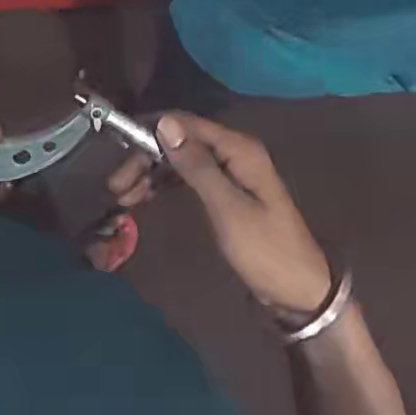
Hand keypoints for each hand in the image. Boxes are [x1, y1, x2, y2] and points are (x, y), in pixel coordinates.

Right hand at [107, 112, 332, 315]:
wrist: (299, 290)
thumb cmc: (265, 250)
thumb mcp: (227, 209)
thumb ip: (197, 166)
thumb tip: (166, 123)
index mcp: (239, 149)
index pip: (186, 123)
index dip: (150, 131)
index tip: (117, 149)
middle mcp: (233, 153)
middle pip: (180, 141)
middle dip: (146, 157)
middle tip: (116, 186)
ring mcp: (230, 172)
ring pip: (181, 160)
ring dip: (151, 173)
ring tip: (123, 196)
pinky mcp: (225, 192)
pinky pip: (188, 178)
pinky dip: (165, 185)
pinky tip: (144, 197)